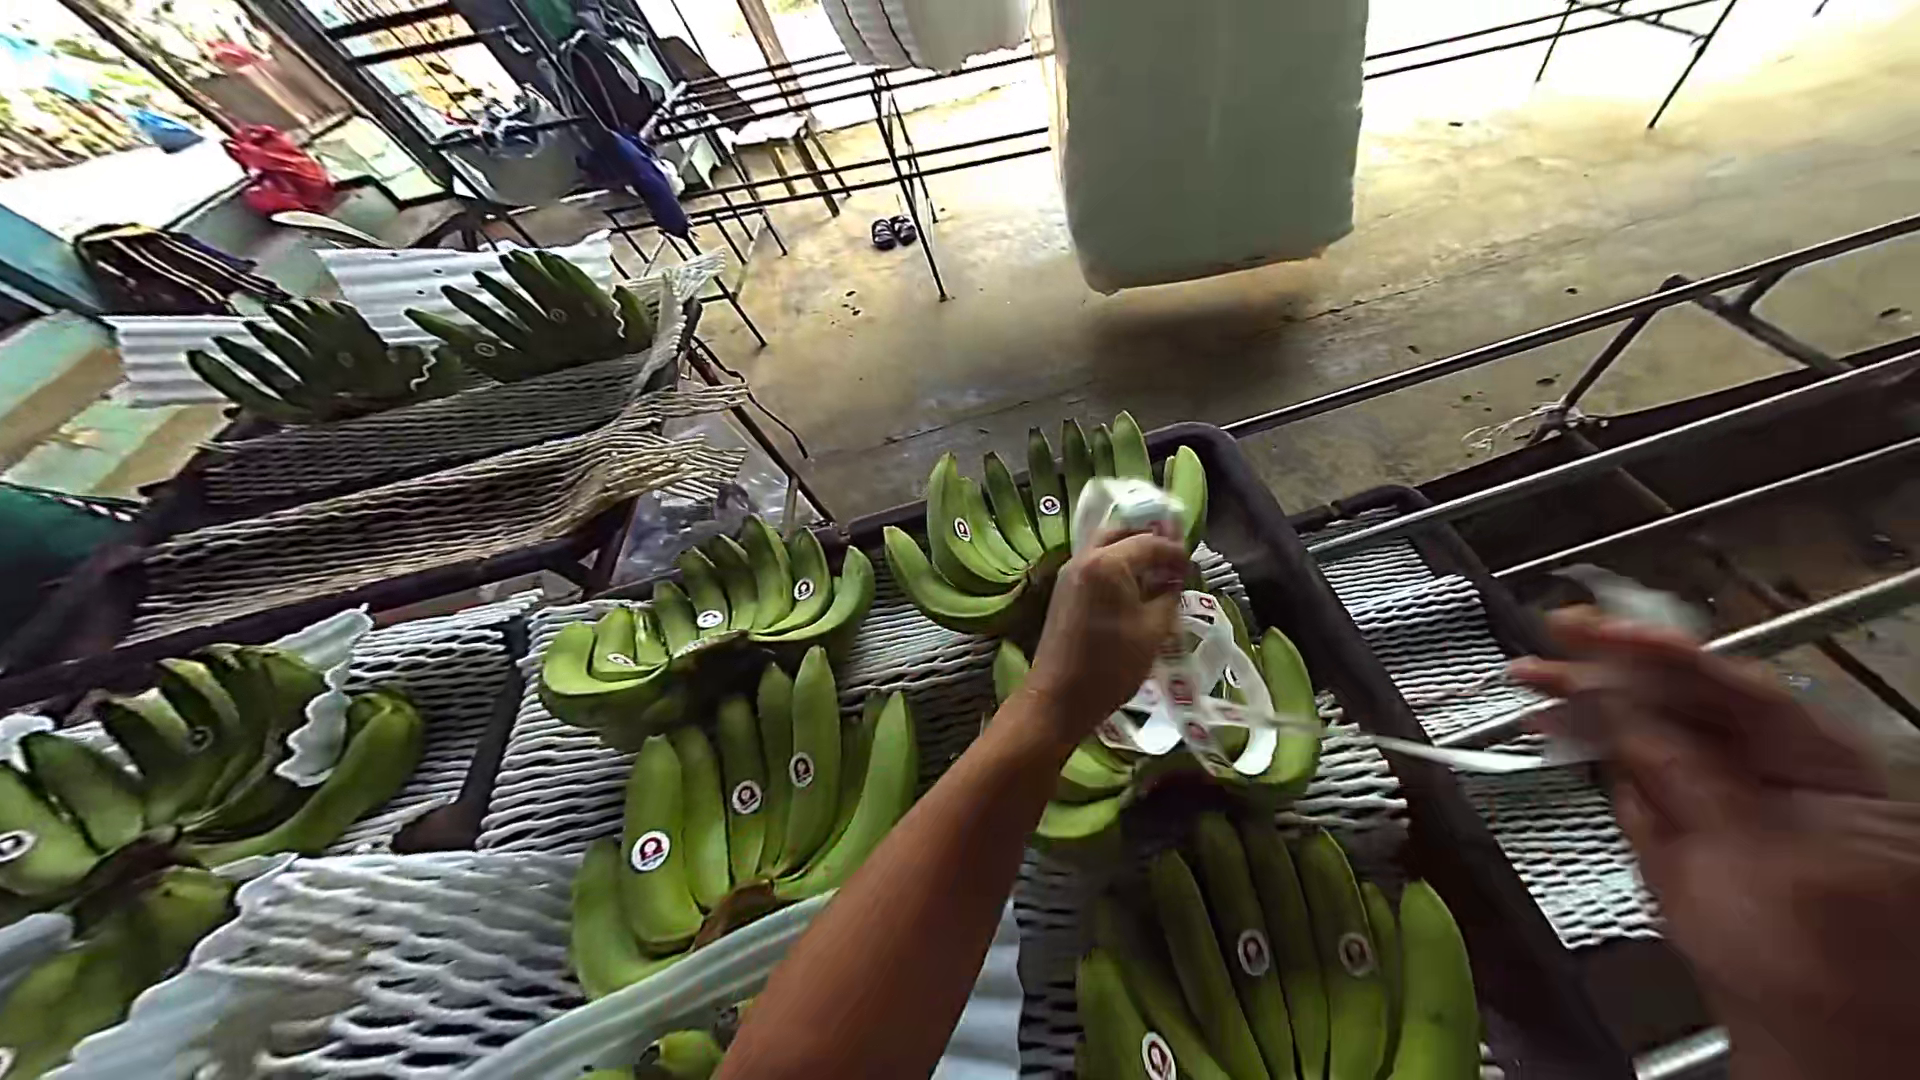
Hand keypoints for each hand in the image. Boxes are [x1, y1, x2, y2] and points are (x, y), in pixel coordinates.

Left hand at [1019, 531, 1187, 750]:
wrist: (1061, 694)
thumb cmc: (1112, 664)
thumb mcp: (1154, 629)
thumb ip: (1168, 594)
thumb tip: (1175, 577)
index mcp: (1107, 563)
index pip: (1149, 543)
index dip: (1175, 551)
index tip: (1192, 565)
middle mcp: (1084, 558)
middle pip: (1121, 533)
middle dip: (1148, 541)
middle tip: (1172, 558)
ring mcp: (1069, 572)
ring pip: (1104, 547)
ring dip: (1130, 551)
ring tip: (1156, 571)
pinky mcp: (1064, 589)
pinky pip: (1094, 564)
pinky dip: (1115, 565)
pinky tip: (1133, 586)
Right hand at [1511, 608, 1918, 1079]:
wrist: (1799, 1026)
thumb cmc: (1815, 952)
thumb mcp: (1753, 852)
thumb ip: (1684, 772)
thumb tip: (1615, 705)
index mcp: (1824, 769)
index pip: (1743, 688)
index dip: (1669, 653)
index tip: (1604, 629)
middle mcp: (1765, 763)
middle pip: (1683, 696)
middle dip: (1613, 665)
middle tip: (1553, 630)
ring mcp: (1710, 782)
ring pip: (1641, 720)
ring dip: (1583, 695)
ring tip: (1527, 673)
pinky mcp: (1663, 802)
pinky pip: (1618, 754)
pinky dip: (1579, 734)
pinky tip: (1546, 718)